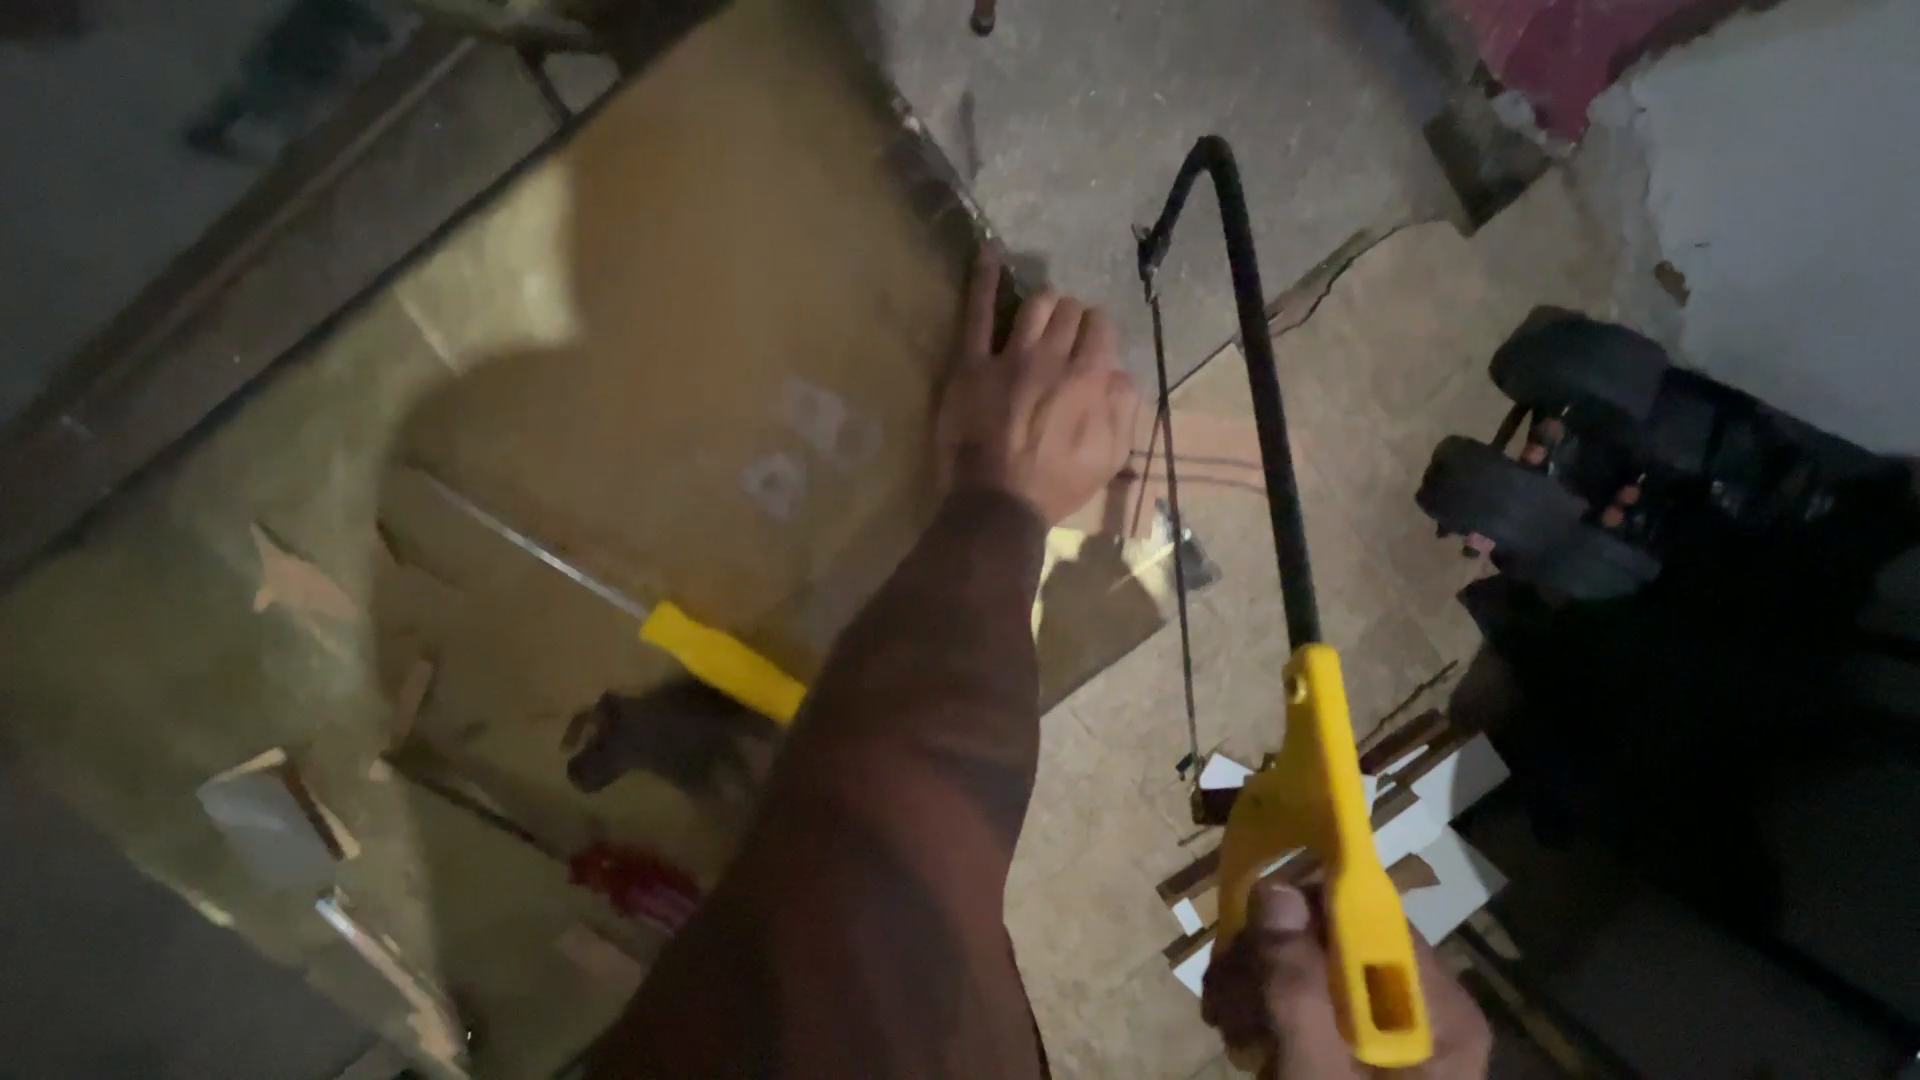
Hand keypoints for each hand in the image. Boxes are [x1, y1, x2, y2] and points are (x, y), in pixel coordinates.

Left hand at [934, 249, 1140, 524]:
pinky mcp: (971, 364)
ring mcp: (1009, 357)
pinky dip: (984, 281)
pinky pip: (978, 313)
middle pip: (1069, 312)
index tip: (1092, 344)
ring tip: (1040, 313)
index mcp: (1089, 379)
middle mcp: (1053, 358)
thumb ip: (1123, 410)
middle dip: (1072, 317)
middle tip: (1065, 335)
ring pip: (1034, 304)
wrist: (997, 505)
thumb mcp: (1109, 459)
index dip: (1098, 332)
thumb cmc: (1055, 487)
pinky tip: (989, 255)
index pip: (1102, 329)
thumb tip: (1121, 374)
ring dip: (1042, 304)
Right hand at [1202, 881, 1491, 1079]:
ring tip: (1221, 1020)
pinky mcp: (1354, 1044)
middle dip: (1263, 956)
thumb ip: (1296, 987)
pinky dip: (1261, 1003)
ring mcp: (1385, 1027)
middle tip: (1221, 997)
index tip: (1245, 936)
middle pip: (1328, 938)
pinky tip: (1237, 1031)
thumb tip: (1275, 889)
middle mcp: (1417, 1006)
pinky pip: (1301, 993)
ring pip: (1305, 961)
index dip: (1299, 911)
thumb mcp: (1315, 1078)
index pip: (1366, 917)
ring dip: (1251, 979)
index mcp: (1434, 1011)